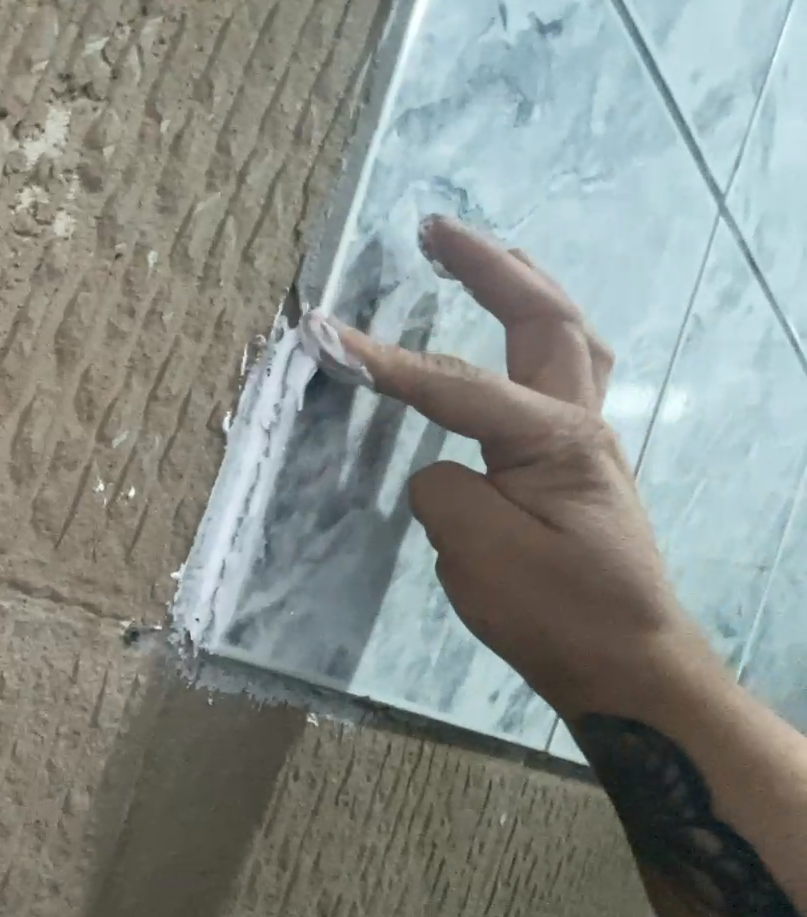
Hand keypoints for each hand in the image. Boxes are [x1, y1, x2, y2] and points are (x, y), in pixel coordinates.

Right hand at [315, 215, 719, 715]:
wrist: (620, 657)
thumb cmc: (552, 608)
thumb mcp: (480, 550)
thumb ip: (445, 489)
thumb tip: (437, 467)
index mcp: (555, 441)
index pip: (456, 386)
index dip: (388, 360)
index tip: (325, 335)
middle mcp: (577, 426)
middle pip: (545, 320)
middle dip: (489, 268)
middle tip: (433, 231)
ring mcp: (578, 442)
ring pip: (563, 340)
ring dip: (520, 290)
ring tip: (474, 258)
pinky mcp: (565, 463)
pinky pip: (548, 378)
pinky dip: (524, 338)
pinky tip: (502, 339)